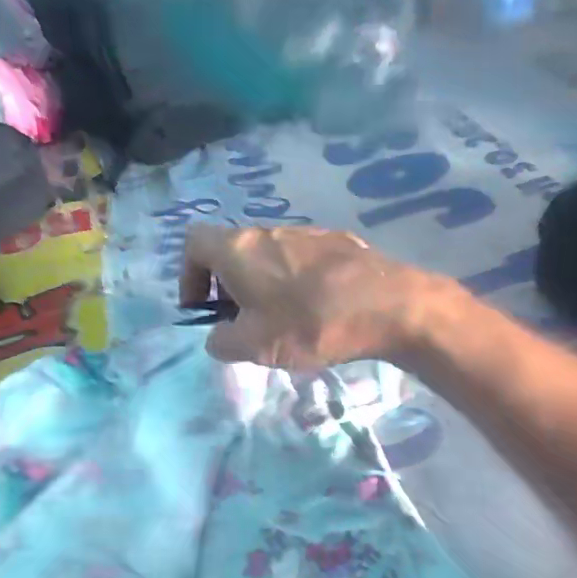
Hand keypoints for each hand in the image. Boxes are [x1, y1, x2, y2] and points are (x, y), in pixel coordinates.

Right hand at [180, 224, 468, 371]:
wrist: (388, 306)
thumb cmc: (308, 324)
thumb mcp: (252, 346)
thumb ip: (221, 341)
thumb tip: (218, 336)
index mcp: (239, 249)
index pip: (193, 243)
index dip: (188, 276)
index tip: (202, 309)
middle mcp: (269, 231)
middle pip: (232, 250)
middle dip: (227, 287)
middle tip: (241, 323)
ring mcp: (306, 233)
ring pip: (268, 257)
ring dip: (262, 286)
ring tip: (281, 323)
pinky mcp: (338, 243)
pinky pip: (300, 261)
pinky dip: (293, 284)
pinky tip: (315, 312)